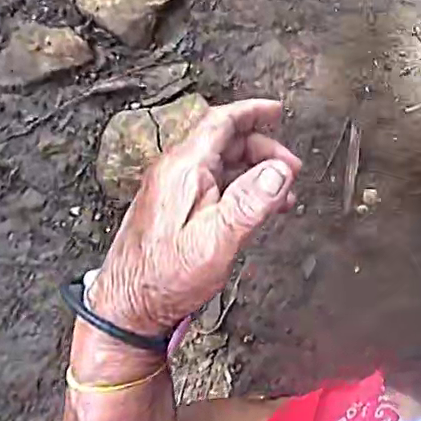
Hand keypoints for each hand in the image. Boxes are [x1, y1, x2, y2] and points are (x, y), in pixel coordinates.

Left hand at [88, 99, 300, 340]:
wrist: (127, 310)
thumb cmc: (165, 279)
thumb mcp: (216, 241)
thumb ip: (249, 202)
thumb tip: (280, 170)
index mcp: (184, 171)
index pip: (220, 122)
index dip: (252, 111)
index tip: (277, 110)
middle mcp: (176, 173)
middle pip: (226, 140)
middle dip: (265, 147)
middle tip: (292, 168)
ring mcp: (175, 189)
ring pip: (225, 161)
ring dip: (258, 169)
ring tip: (283, 192)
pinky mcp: (176, 207)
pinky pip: (218, 182)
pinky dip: (244, 186)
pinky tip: (261, 207)